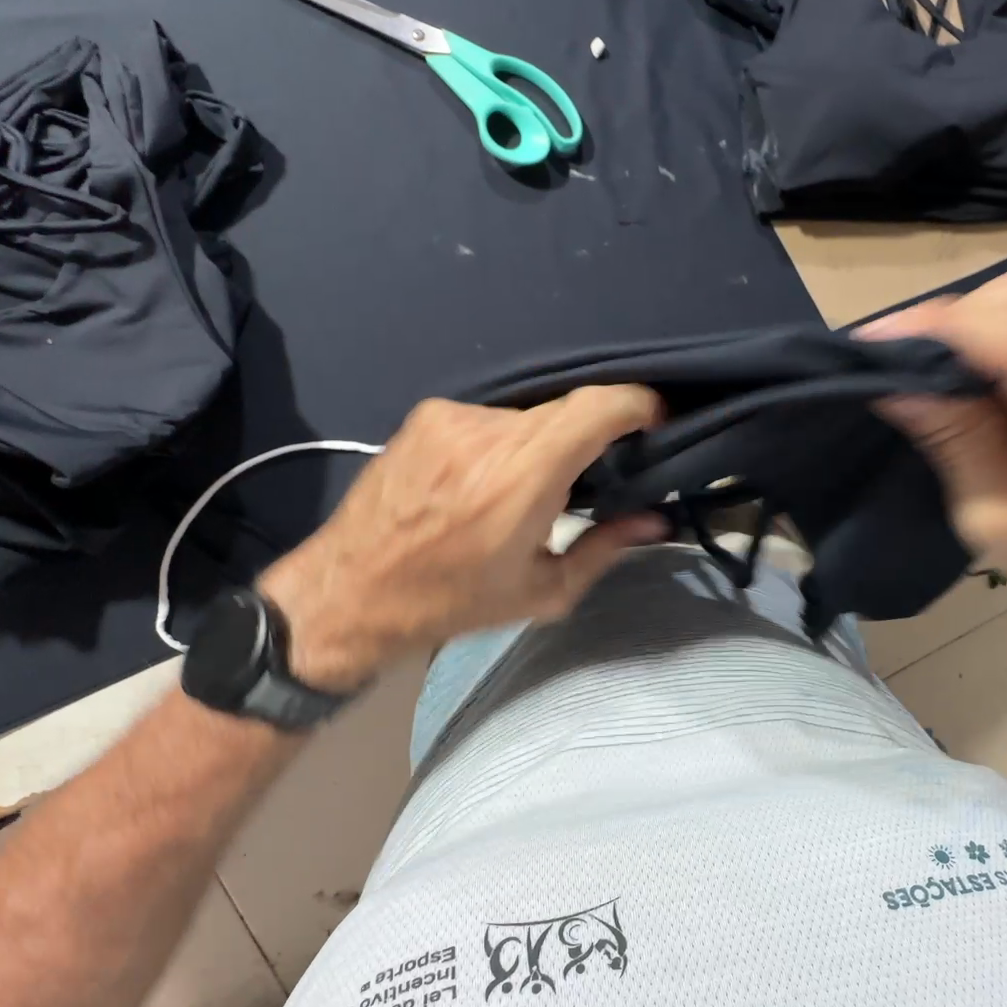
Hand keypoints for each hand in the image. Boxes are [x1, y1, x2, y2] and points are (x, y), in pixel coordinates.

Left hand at [256, 386, 666, 692]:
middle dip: (594, 434)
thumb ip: (605, 547)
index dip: (639, 404)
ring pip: (529, 415)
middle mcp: (489, 432)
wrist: (349, 591)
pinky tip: (486, 480)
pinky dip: (506, 442)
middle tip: (597, 472)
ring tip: (528, 488)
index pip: (598, 407)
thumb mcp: (542, 591)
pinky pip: (491, 418)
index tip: (656, 422)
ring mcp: (452, 417)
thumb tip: (656, 520)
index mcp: (523, 476)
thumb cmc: (453, 602)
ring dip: (545, 443)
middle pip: (569, 409)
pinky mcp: (427, 414)